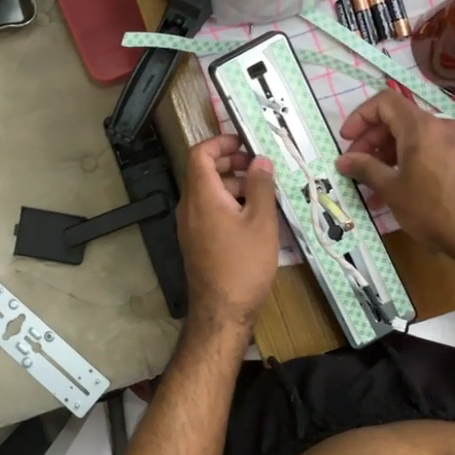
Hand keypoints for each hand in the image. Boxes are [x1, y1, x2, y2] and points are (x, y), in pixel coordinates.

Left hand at [177, 134, 277, 329]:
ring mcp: (190, 226)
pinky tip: (255, 218)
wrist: (222, 311)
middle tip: (260, 168)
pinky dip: (229, 205)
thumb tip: (260, 160)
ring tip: (265, 194)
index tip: (245, 143)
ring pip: (209, 193)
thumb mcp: (261, 222)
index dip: (221, 143)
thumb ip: (261, 186)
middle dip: (232, 164)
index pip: (200, 154)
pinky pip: (210, 212)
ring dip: (234, 186)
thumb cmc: (243, 265)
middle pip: (204, 172)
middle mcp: (189, 207)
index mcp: (201, 196)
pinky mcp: (197, 242)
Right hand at [334, 91, 454, 267]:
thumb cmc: (433, 210)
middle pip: (399, 118)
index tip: (347, 140)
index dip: (360, 116)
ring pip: (416, 135)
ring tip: (377, 180)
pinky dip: (412, 158)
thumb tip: (343, 160)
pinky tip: (404, 185)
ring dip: (391, 151)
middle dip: (372, 138)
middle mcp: (442, 125)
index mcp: (420, 127)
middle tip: (357, 164)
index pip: (384, 102)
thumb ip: (365, 169)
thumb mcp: (392, 190)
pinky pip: (432, 147)